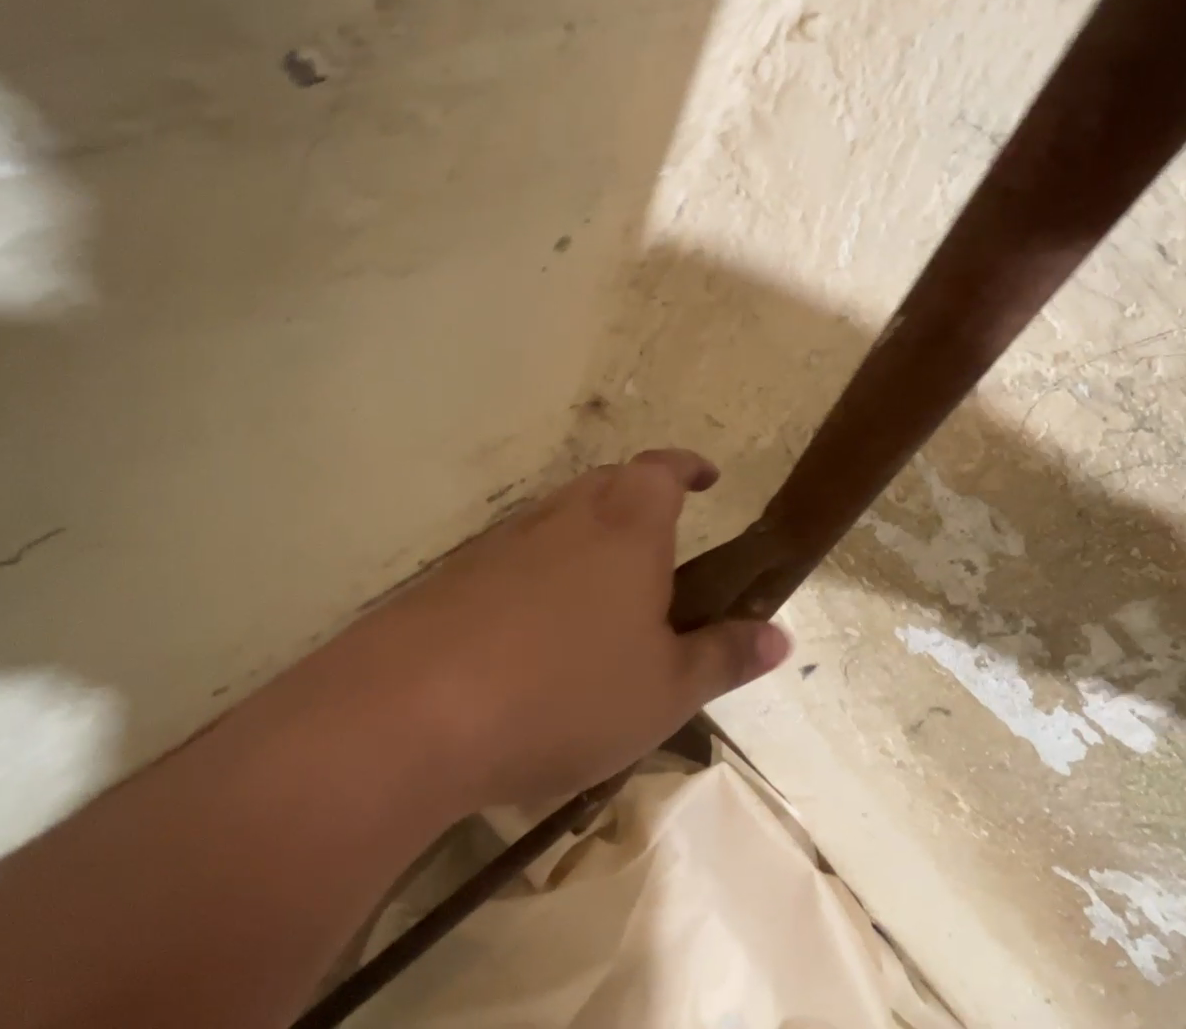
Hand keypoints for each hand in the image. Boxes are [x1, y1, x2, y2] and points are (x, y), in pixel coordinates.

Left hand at [304, 449, 789, 810]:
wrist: (406, 718)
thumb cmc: (565, 695)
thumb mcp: (665, 691)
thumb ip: (724, 658)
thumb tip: (778, 636)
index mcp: (625, 530)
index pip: (661, 471)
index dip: (687, 467)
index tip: (707, 478)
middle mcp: (561, 520)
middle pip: (606, 487)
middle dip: (639, 503)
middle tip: (662, 549)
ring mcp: (497, 547)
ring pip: (555, 525)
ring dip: (586, 544)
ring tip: (605, 602)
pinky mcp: (448, 583)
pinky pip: (511, 565)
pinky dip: (537, 582)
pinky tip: (535, 641)